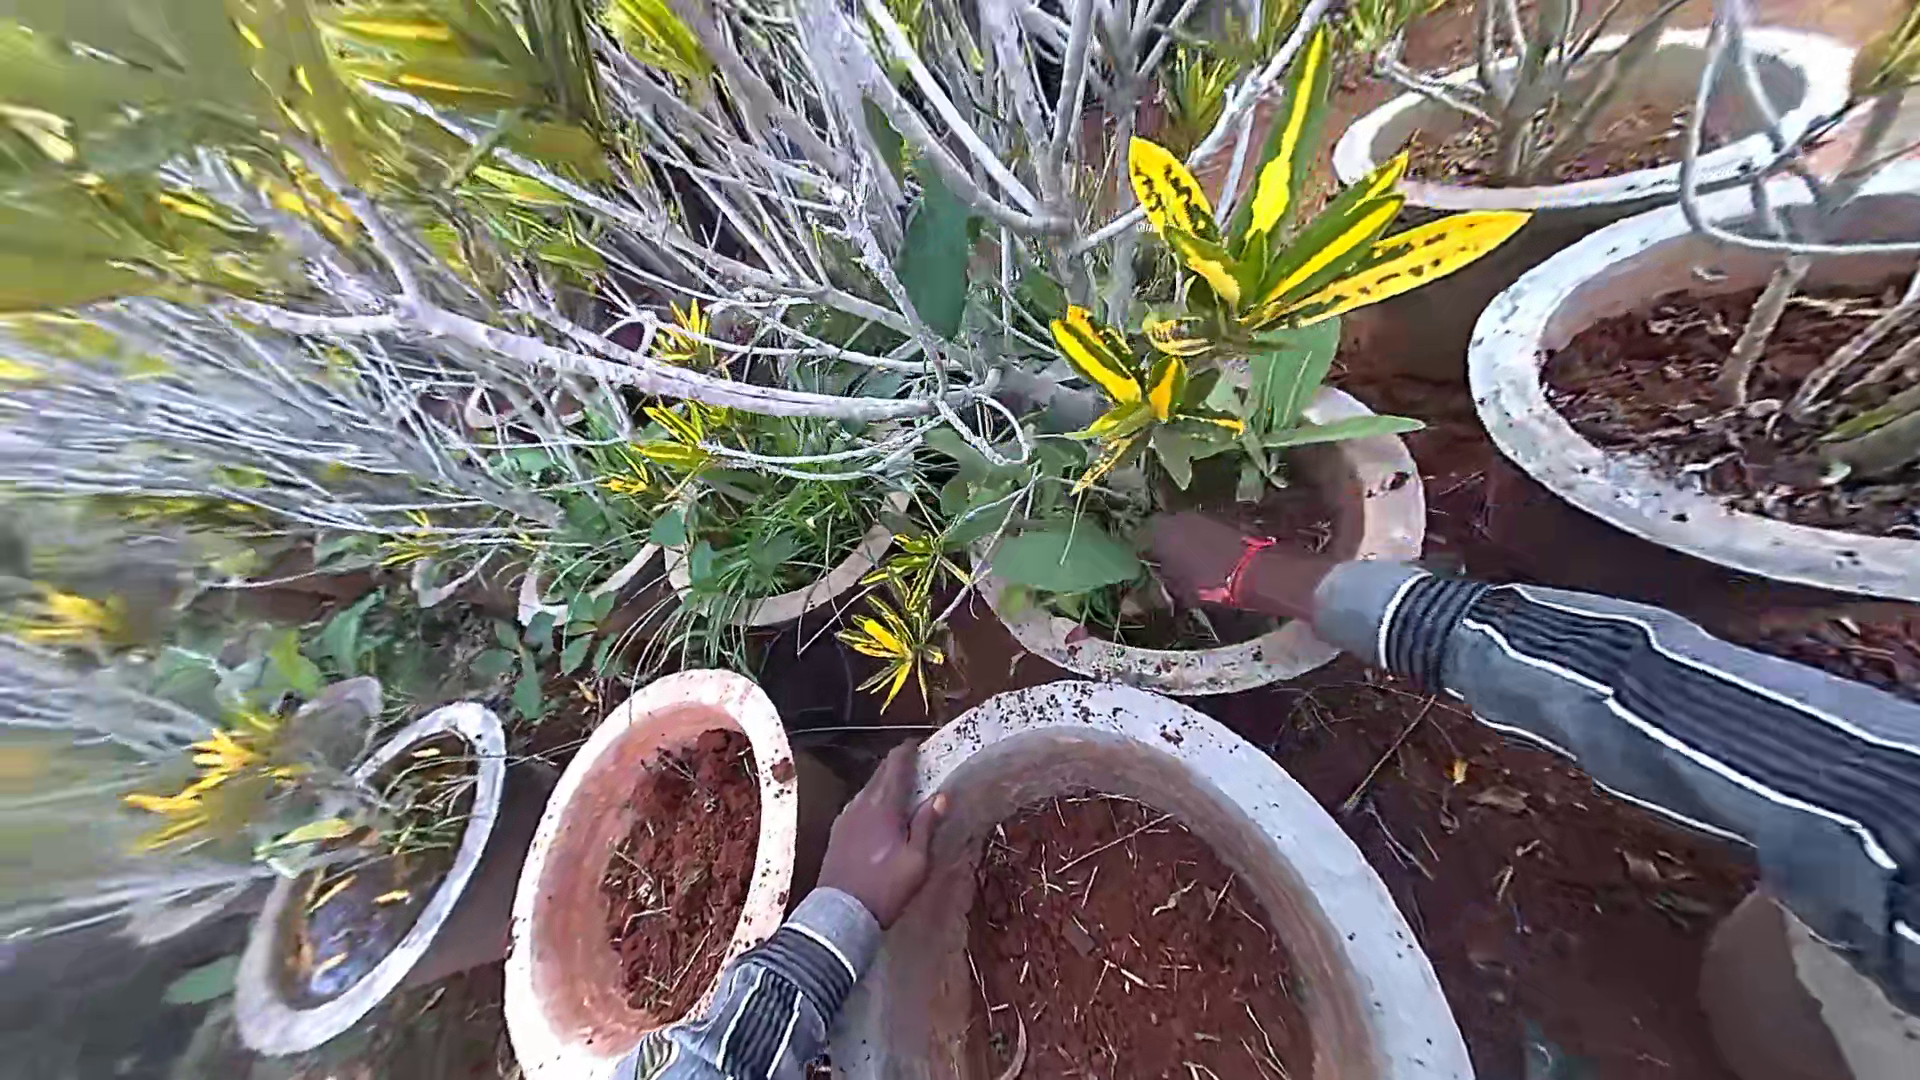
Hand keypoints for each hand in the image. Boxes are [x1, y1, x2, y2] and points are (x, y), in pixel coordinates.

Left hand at [817, 742, 945, 927]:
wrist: (839, 917)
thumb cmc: (884, 888)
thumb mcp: (917, 861)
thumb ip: (927, 824)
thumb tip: (941, 796)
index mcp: (884, 804)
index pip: (896, 764)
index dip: (908, 750)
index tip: (921, 745)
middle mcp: (862, 802)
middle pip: (881, 771)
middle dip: (899, 764)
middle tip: (918, 766)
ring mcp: (846, 815)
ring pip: (869, 787)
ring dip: (886, 782)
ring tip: (903, 790)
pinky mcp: (838, 830)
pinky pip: (859, 803)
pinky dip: (873, 798)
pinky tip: (880, 813)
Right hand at [1147, 511, 1335, 621]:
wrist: (1258, 571)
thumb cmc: (1209, 582)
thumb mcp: (1178, 592)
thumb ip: (1156, 589)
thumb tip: (1133, 599)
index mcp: (1159, 531)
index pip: (1140, 539)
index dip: (1144, 554)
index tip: (1148, 568)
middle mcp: (1179, 516)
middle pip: (1165, 529)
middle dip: (1167, 545)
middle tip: (1170, 567)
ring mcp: (1205, 515)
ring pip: (1188, 529)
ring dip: (1188, 542)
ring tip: (1194, 566)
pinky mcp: (1228, 518)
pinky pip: (1209, 531)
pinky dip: (1208, 542)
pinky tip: (1215, 560)